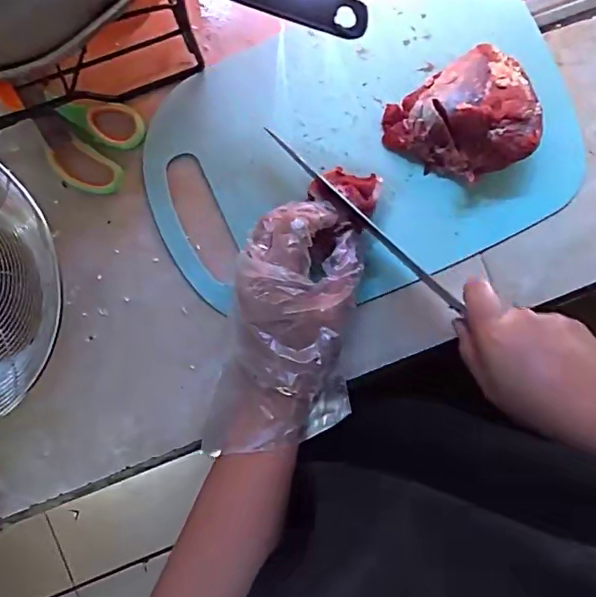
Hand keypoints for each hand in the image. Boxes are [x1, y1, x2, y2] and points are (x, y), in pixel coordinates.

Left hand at [204, 202, 363, 453]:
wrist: (271, 383)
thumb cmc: (307, 347)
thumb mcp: (338, 305)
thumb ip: (346, 264)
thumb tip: (351, 236)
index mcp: (274, 268)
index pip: (295, 220)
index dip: (322, 213)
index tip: (345, 218)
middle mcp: (253, 264)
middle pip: (274, 219)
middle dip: (304, 213)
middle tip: (332, 220)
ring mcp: (244, 274)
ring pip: (265, 232)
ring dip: (292, 226)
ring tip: (322, 234)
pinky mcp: (244, 285)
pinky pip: (263, 249)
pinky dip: (283, 242)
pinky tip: (305, 253)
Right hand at [454, 278, 595, 448]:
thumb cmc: (537, 405)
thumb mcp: (489, 388)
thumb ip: (470, 352)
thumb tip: (464, 327)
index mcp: (494, 329)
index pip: (475, 289)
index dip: (473, 298)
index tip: (475, 319)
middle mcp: (521, 316)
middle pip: (504, 315)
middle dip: (505, 335)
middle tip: (513, 367)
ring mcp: (550, 318)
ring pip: (529, 324)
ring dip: (531, 342)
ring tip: (543, 374)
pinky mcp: (575, 323)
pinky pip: (553, 330)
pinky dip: (554, 345)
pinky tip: (563, 370)